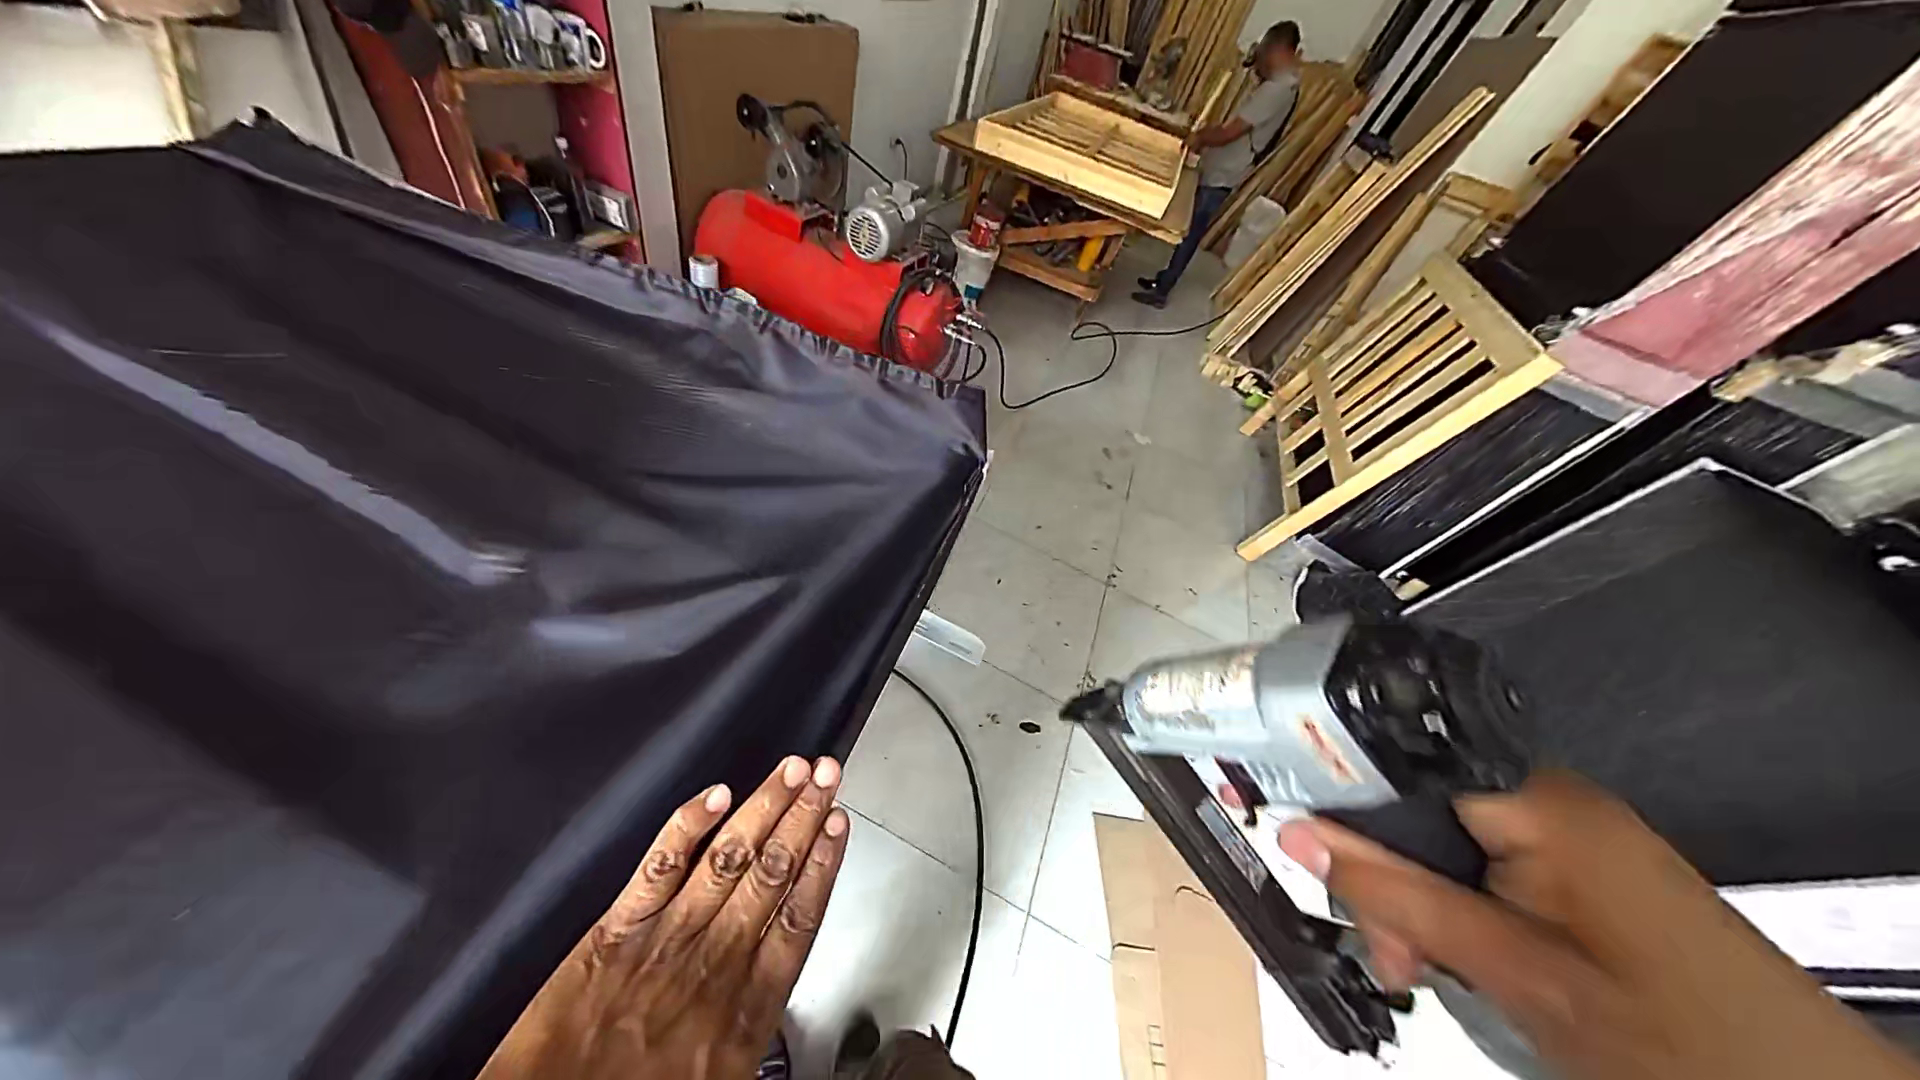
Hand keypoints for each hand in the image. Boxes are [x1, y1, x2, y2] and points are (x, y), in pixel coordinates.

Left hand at [478, 756, 849, 1079]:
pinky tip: (715, 796)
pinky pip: (660, 867)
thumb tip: (779, 1001)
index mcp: (745, 1009)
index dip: (823, 863)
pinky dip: (689, 827)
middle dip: (805, 817)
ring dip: (765, 808)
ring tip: (791, 771)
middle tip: (825, 774)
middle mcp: (715, 963)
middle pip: (773, 873)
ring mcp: (667, 939)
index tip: (839, 823)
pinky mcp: (618, 930)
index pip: (799, 916)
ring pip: (730, 858)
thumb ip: (755, 1034)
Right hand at [1280, 771, 1919, 1079]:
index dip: (1342, 806)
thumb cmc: (1685, 1045)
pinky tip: (1453, 953)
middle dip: (1383, 876)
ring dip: (1413, 899)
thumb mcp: (1511, 970)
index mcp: (1537, 801)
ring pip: (1439, 841)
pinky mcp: (1575, 864)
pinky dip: (1452, 905)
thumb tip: (1298, 836)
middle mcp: (1548, 799)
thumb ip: (1394, 894)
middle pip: (1412, 809)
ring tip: (1418, 963)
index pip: (1394, 768)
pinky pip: (1478, 862)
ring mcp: (1565, 831)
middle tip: (1389, 946)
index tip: (1313, 853)